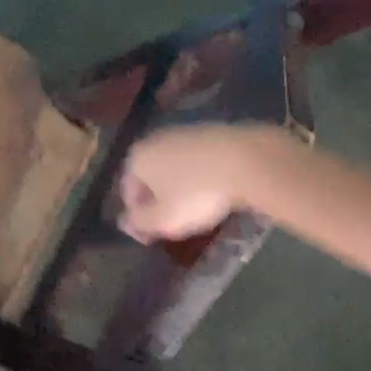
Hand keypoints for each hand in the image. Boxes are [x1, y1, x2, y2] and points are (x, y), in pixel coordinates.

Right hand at [117, 123, 279, 241]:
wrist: (246, 160)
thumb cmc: (196, 192)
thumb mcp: (163, 219)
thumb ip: (139, 222)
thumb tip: (125, 222)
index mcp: (137, 158)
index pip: (127, 192)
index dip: (138, 218)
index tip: (153, 237)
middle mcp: (156, 140)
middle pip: (151, 177)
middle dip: (159, 200)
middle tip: (175, 223)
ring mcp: (185, 133)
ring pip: (176, 167)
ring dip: (181, 188)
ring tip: (198, 209)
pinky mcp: (212, 133)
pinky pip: (199, 161)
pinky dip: (201, 176)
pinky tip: (216, 191)